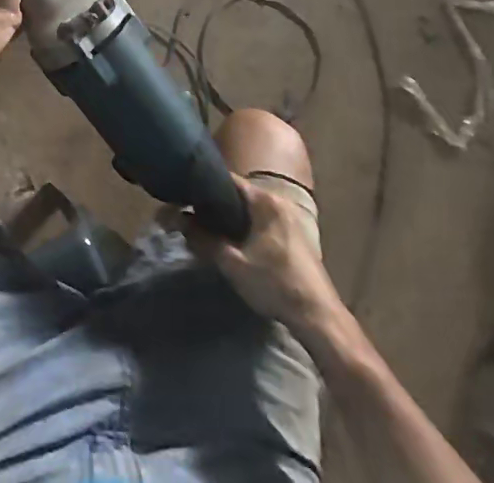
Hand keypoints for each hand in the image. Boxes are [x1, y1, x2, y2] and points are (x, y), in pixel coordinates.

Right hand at [186, 175, 342, 332]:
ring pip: (251, 210)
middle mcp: (279, 202)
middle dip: (216, 205)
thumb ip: (204, 240)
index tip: (184, 195)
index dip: (205, 186)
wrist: (316, 314)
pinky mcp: (294, 235)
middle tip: (192, 217)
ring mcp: (289, 218)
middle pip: (240, 195)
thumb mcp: (233, 264)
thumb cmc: (274, 283)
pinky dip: (246, 227)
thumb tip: (176, 220)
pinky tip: (234, 243)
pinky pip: (262, 221)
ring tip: (208, 230)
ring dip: (231, 218)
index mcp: (265, 202)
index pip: (229, 180)